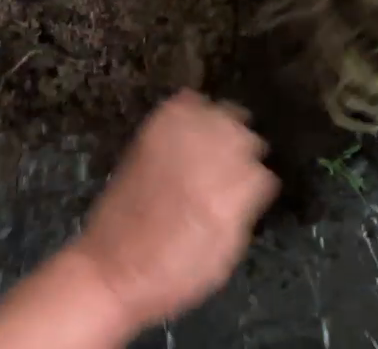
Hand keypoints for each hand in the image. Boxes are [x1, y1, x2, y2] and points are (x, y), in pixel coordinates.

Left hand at [69, 91, 278, 332]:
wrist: (113, 268)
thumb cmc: (173, 274)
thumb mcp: (224, 255)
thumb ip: (243, 213)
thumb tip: (254, 188)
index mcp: (231, 197)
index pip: (263, 172)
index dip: (260, 179)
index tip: (254, 186)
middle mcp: (208, 162)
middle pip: (243, 134)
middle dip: (245, 147)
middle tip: (238, 162)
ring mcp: (178, 143)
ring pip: (217, 112)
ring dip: (223, 124)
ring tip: (218, 137)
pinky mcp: (152, 133)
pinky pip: (180, 104)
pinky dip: (191, 108)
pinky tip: (192, 121)